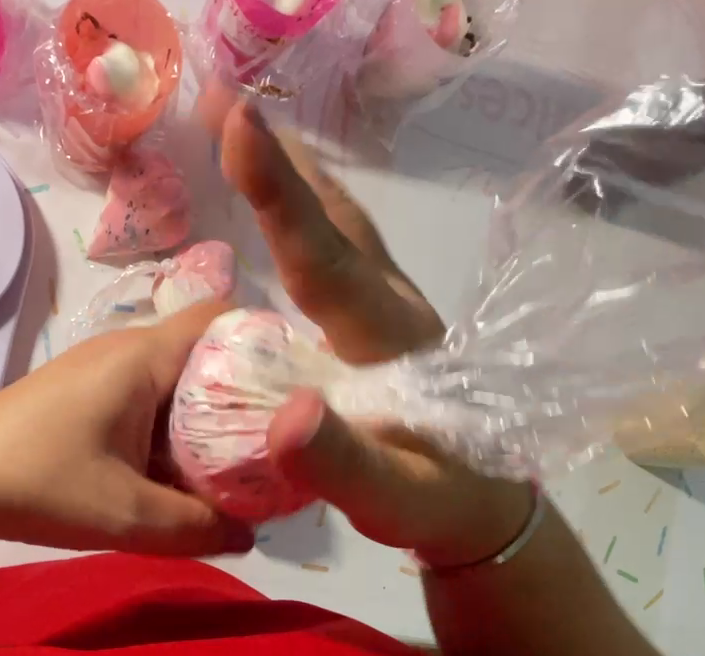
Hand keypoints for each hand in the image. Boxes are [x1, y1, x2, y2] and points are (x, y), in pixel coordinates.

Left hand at [0, 302, 255, 572]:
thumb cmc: (39, 485)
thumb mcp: (128, 516)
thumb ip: (198, 526)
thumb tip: (249, 535)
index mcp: (143, 357)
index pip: (226, 318)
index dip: (268, 347)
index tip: (296, 398)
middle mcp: (124, 351)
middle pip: (205, 357)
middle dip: (241, 401)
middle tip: (271, 451)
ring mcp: (98, 373)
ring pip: (174, 386)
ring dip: (202, 425)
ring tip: (229, 473)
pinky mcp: (81, 400)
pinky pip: (144, 405)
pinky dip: (168, 435)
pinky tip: (173, 479)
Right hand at [220, 103, 532, 565]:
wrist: (488, 505)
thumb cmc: (437, 503)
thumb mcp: (389, 500)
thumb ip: (339, 464)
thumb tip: (284, 412)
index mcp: (389, 342)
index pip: (325, 260)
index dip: (279, 194)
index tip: (238, 121)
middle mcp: (393, 307)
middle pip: (334, 219)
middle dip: (276, 159)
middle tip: (217, 100)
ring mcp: (391, 308)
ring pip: (342, 225)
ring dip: (292, 175)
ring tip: (243, 130)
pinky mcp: (383, 319)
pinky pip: (338, 247)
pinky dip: (304, 211)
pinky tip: (284, 209)